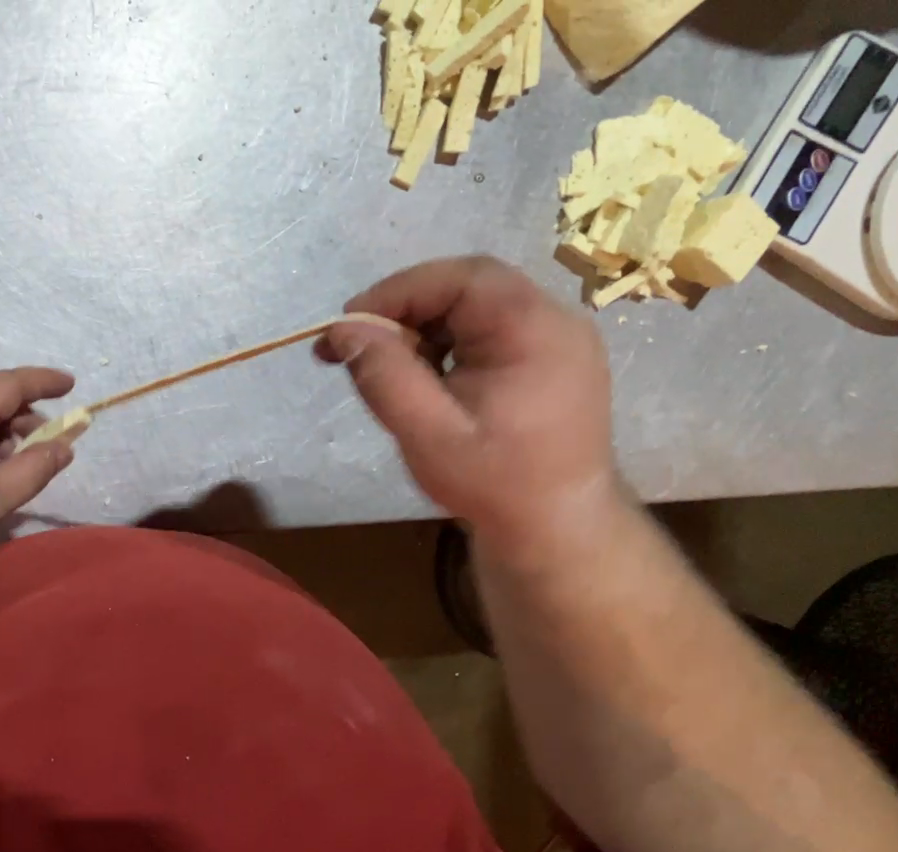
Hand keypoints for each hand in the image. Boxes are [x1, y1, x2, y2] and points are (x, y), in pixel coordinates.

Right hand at [322, 257, 628, 565]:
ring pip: (476, 309)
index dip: (398, 291)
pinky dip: (446, 345)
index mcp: (533, 331)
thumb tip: (341, 331)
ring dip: (422, 328)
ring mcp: (556, 341)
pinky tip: (422, 380)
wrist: (555, 527)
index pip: (462, 278)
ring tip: (384, 368)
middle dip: (405, 309)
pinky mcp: (547, 361)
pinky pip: (488, 332)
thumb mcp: (427, 434)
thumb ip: (384, 377)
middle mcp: (554, 322)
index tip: (347, 325)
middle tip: (356, 344)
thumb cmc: (492, 483)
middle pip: (469, 287)